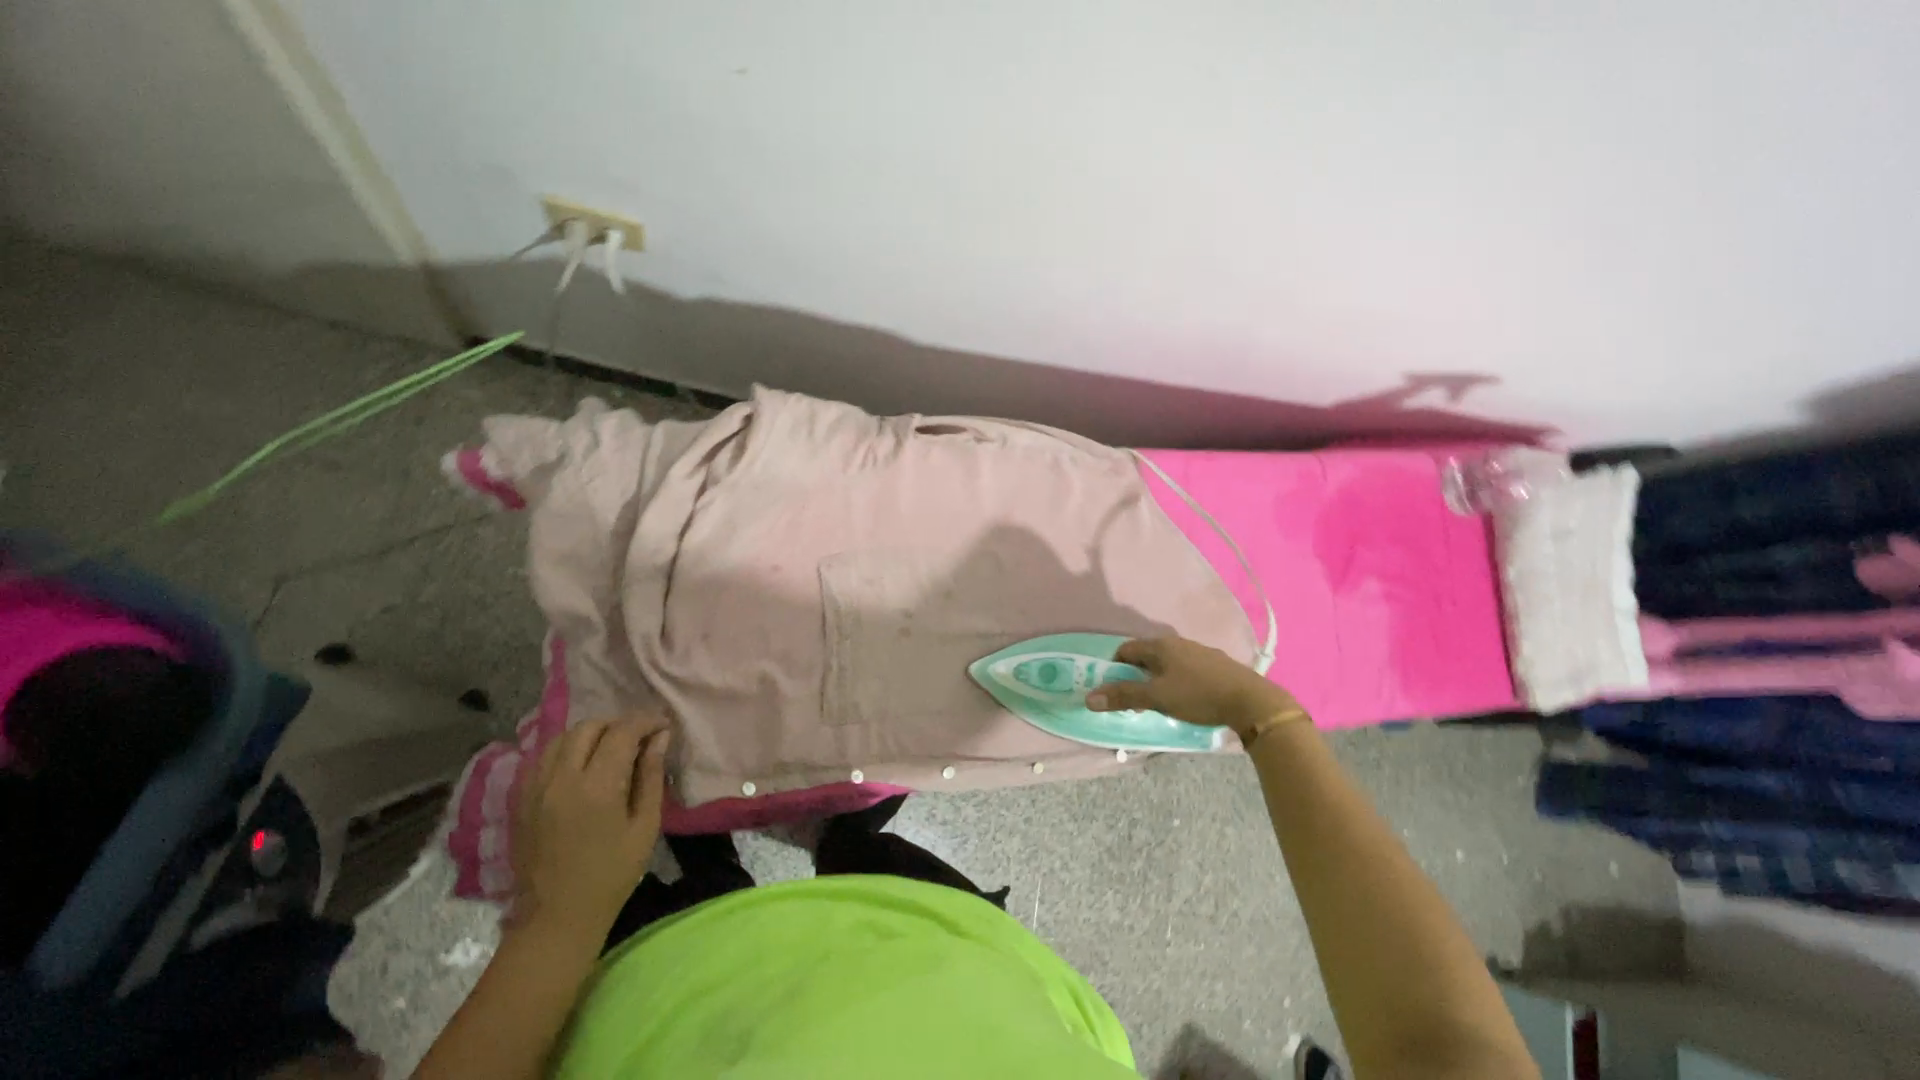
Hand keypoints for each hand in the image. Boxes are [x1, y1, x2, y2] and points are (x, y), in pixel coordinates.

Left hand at [510, 715, 671, 938]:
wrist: (556, 915)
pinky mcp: (521, 797)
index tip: (662, 726)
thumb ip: (651, 778)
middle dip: (617, 724)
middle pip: (589, 727)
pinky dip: (567, 750)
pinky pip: (544, 757)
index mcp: (597, 787)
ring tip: (610, 750)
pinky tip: (582, 767)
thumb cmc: (611, 875)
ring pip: (562, 737)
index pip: (621, 732)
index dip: (645, 721)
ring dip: (590, 734)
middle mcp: (561, 778)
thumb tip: (659, 739)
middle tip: (638, 739)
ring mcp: (535, 786)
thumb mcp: (644, 828)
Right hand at [1086, 636, 1308, 742]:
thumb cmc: (1198, 696)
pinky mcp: (1217, 666)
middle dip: (1135, 675)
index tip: (1113, 689)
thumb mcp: (1157, 698)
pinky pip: (1187, 670)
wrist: (1251, 701)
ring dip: (1157, 679)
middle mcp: (1179, 643)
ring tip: (1159, 702)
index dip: (1114, 667)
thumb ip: (1124, 696)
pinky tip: (1187, 700)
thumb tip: (1089, 697)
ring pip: (1168, 663)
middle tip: (1134, 700)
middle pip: (1147, 656)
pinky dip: (1178, 682)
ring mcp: (1200, 653)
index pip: (1126, 649)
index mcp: (1161, 646)